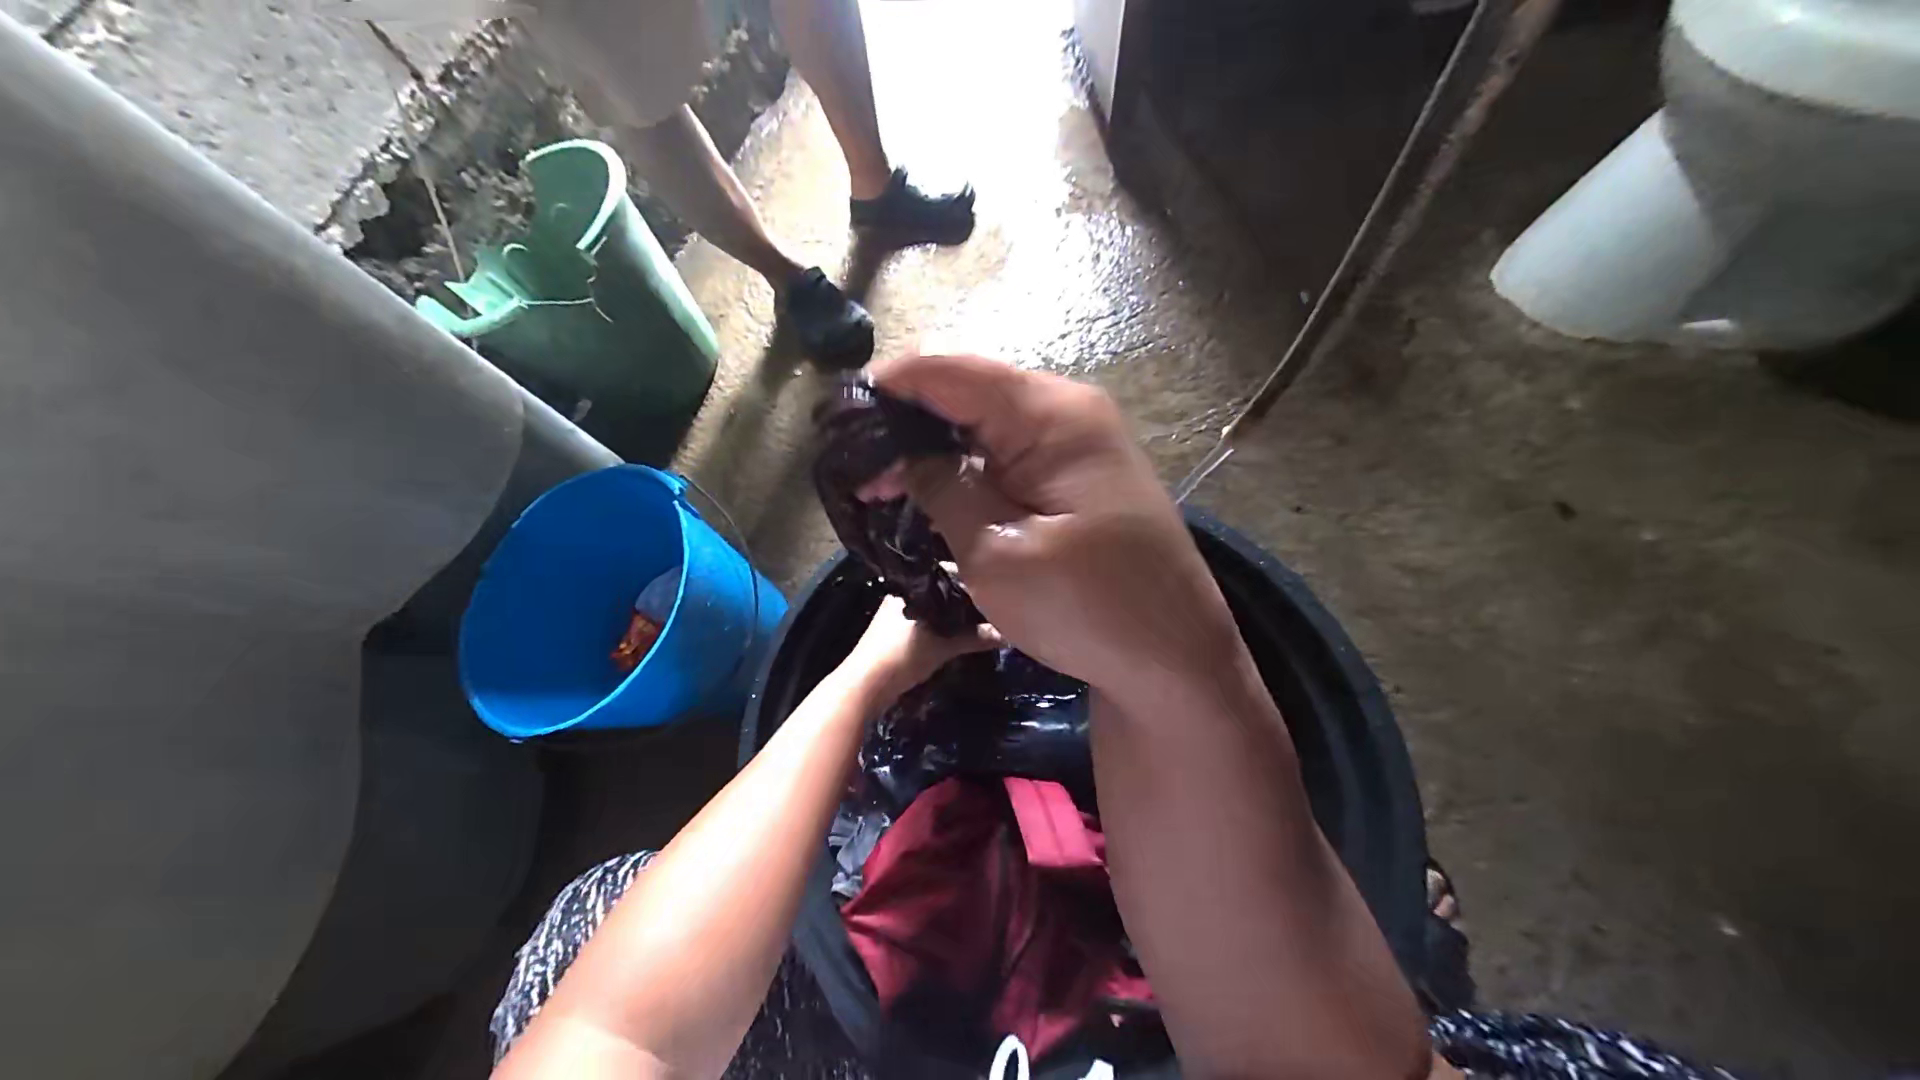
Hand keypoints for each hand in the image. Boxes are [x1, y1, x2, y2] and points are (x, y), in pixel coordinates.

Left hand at [838, 595, 1000, 700]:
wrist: (865, 686)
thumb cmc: (901, 656)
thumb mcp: (944, 646)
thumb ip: (975, 638)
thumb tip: (1006, 634)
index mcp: (910, 590)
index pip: (944, 576)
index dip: (967, 581)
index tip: (990, 587)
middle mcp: (902, 599)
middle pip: (939, 595)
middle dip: (961, 602)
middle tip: (989, 606)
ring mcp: (896, 619)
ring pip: (933, 613)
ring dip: (951, 619)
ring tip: (978, 622)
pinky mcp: (895, 638)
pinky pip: (926, 627)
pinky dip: (941, 631)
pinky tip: (957, 637)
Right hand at [866, 354, 1244, 699]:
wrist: (1174, 661)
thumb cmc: (1088, 608)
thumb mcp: (997, 551)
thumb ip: (942, 487)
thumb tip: (900, 451)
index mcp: (1050, 414)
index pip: (950, 372)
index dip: (890, 389)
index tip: (837, 421)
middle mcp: (1066, 413)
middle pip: (968, 396)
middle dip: (907, 427)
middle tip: (856, 472)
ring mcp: (1076, 446)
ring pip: (985, 431)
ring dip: (935, 456)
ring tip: (882, 491)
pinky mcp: (1076, 480)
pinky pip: (1009, 460)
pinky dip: (968, 476)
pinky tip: (934, 501)